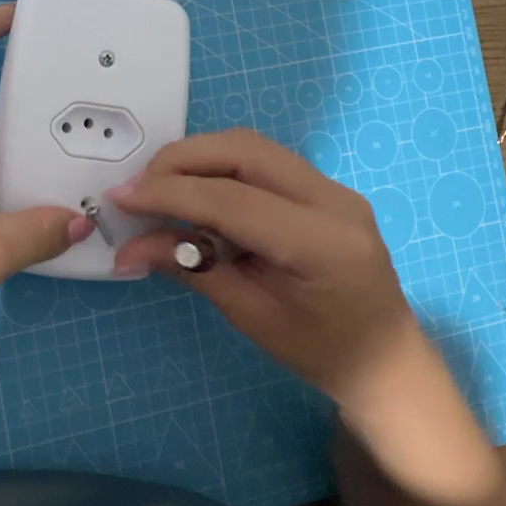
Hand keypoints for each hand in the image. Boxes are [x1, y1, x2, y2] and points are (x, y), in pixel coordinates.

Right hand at [107, 130, 424, 410]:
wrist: (385, 359)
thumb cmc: (319, 350)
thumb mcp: (249, 315)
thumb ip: (191, 269)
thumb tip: (129, 247)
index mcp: (321, 244)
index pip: (231, 199)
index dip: (169, 194)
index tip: (121, 198)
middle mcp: (333, 201)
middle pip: (241, 151)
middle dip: (179, 161)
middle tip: (137, 190)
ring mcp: (332, 188)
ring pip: (249, 146)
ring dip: (196, 158)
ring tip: (158, 189)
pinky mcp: (321, 187)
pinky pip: (259, 159)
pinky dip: (216, 167)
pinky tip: (193, 192)